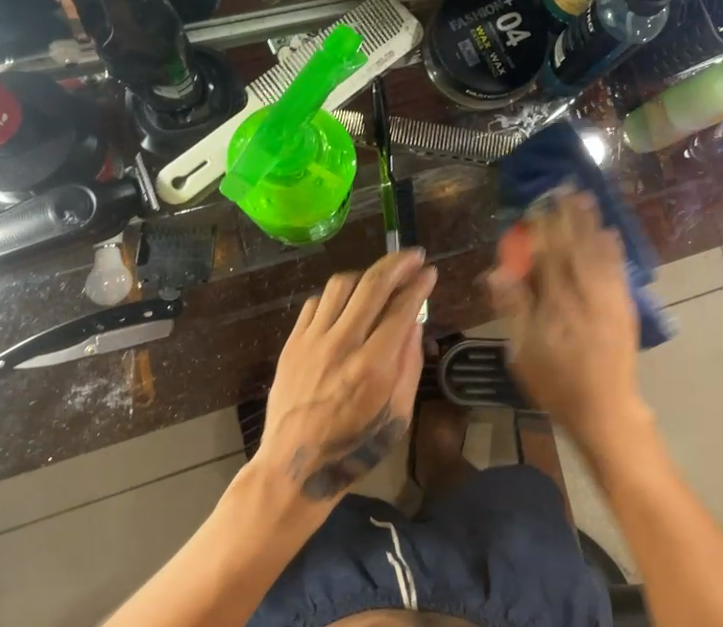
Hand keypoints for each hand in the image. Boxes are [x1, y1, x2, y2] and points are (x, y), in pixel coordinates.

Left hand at [258, 249, 436, 502]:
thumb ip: (410, 364)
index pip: (402, 308)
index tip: (429, 273)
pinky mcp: (292, 344)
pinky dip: (336, 296)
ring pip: (341, 286)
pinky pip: (316, 303)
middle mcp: (342, 344)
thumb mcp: (398, 413)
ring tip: (380, 277)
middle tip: (413, 255)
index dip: (419, 285)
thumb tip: (415, 322)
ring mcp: (312, 341)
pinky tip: (347, 303)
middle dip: (397, 264)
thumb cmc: (355, 446)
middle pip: (372, 285)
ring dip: (365, 275)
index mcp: (374, 365)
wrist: (294, 467)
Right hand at [487, 190, 646, 449]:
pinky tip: (610, 233)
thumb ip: (514, 308)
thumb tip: (497, 273)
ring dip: (592, 224)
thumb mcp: (524, 351)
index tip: (539, 204)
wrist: (606, 409)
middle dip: (570, 216)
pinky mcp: (625, 307)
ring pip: (599, 252)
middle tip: (566, 188)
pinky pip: (618, 269)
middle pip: (577, 246)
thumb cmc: (558, 383)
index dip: (544, 228)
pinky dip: (613, 249)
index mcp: (558, 302)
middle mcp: (586, 293)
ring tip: (586, 199)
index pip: (549, 254)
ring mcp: (610, 298)